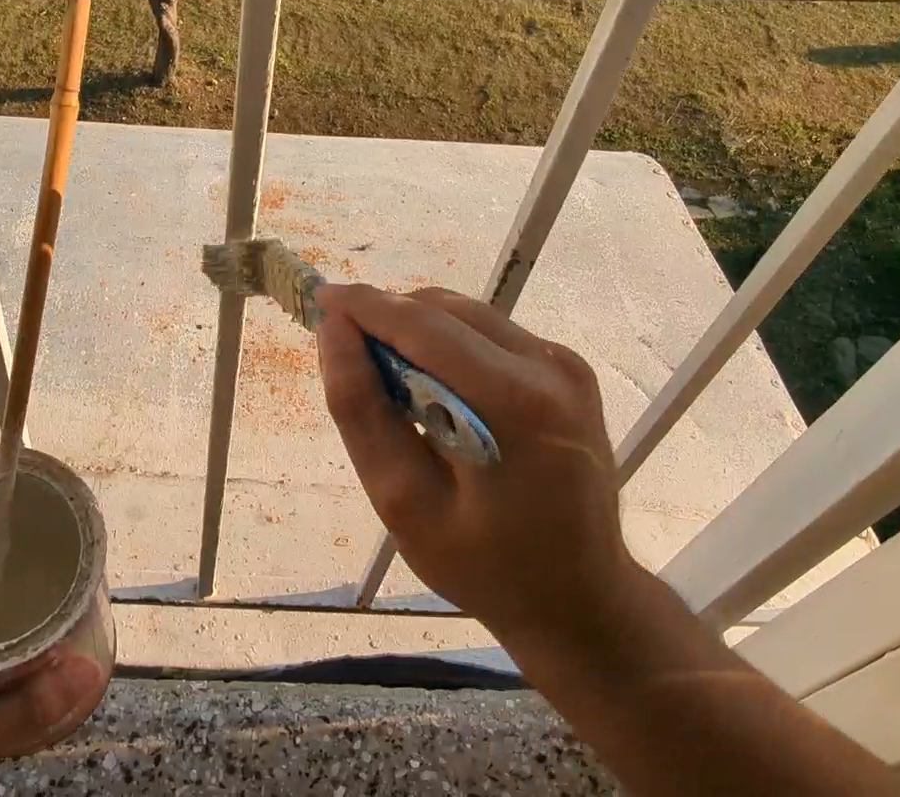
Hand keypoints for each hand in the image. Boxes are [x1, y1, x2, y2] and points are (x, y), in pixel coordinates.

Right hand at [315, 284, 642, 659]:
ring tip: (386, 380)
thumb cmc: (486, 566)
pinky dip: (448, 346)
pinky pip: (490, 335)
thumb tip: (333, 332)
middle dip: (388, 319)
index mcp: (515, 401)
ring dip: (417, 332)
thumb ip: (361, 410)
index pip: (423, 325)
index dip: (364, 306)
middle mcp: (550, 367)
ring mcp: (566, 366)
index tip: (317, 300)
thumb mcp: (403, 501)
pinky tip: (432, 391)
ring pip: (467, 316)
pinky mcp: (568, 372)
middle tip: (347, 356)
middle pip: (446, 311)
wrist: (582, 599)